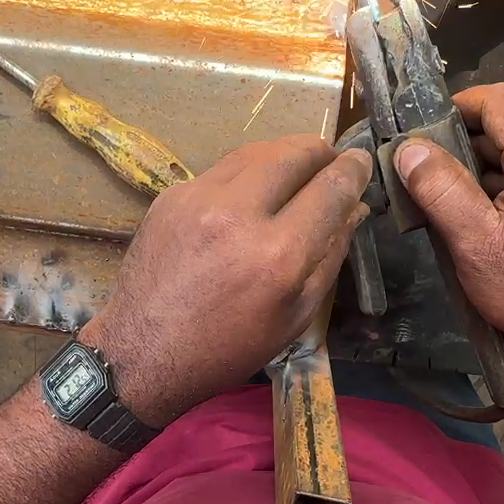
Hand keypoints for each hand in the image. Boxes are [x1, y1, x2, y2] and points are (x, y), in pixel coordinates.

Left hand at [81, 136, 372, 425]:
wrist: (141, 352)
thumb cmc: (226, 348)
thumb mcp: (294, 317)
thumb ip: (329, 257)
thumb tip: (354, 209)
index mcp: (278, 254)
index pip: (331, 188)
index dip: (354, 170)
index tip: (362, 162)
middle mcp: (239, 214)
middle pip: (295, 152)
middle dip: (321, 151)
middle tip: (329, 162)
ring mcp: (199, 198)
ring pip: (256, 151)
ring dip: (283, 155)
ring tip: (295, 171)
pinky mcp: (171, 196)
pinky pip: (221, 170)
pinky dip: (245, 175)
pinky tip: (248, 197)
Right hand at [392, 83, 503, 390]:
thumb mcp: (475, 243)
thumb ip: (440, 188)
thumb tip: (407, 148)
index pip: (498, 99)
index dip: (454, 109)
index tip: (419, 137)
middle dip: (465, 144)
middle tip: (426, 179)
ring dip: (484, 164)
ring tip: (451, 201)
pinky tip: (485, 212)